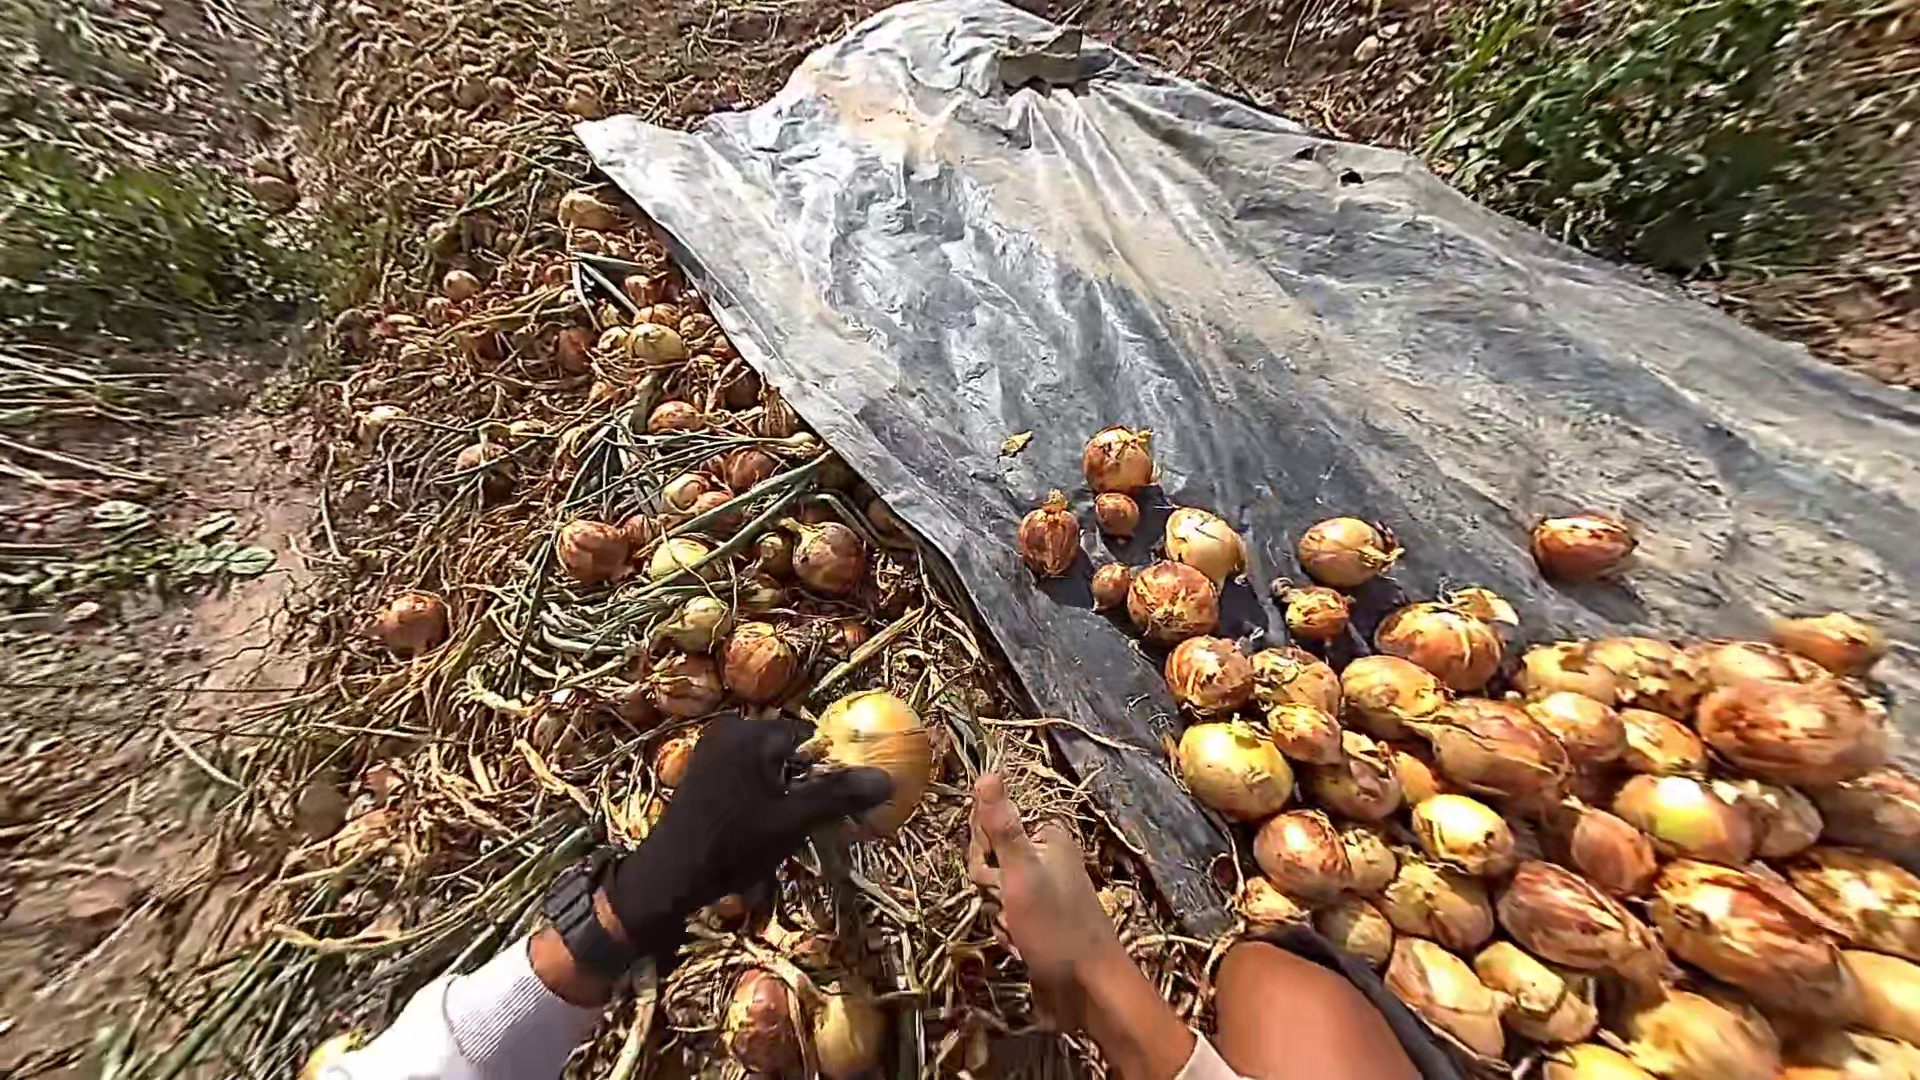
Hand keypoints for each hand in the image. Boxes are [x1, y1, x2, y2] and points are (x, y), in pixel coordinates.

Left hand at [608, 713, 891, 959]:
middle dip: (805, 780)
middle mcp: (733, 730)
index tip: (826, 804)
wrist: (664, 882)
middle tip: (804, 818)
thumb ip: (838, 795)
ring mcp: (715, 747)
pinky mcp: (705, 766)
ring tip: (781, 825)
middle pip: (791, 748)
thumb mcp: (791, 822)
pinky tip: (759, 822)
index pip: (810, 738)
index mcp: (753, 734)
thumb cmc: (730, 847)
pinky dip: (764, 789)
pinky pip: (750, 769)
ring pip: (772, 761)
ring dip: (785, 788)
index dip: (825, 770)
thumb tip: (886, 779)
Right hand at [968, 773, 1195, 1079]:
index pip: (990, 823)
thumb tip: (986, 772)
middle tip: (1008, 902)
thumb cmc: (1057, 925)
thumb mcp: (1022, 869)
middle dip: (991, 884)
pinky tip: (1021, 943)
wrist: (1089, 989)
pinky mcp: (1040, 914)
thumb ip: (1002, 824)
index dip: (983, 849)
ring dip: (999, 911)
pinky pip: (1006, 912)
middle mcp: (1045, 853)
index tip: (993, 871)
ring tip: (1018, 928)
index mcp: (1044, 833)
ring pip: (995, 888)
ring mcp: (1043, 885)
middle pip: (990, 856)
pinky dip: (1009, 929)